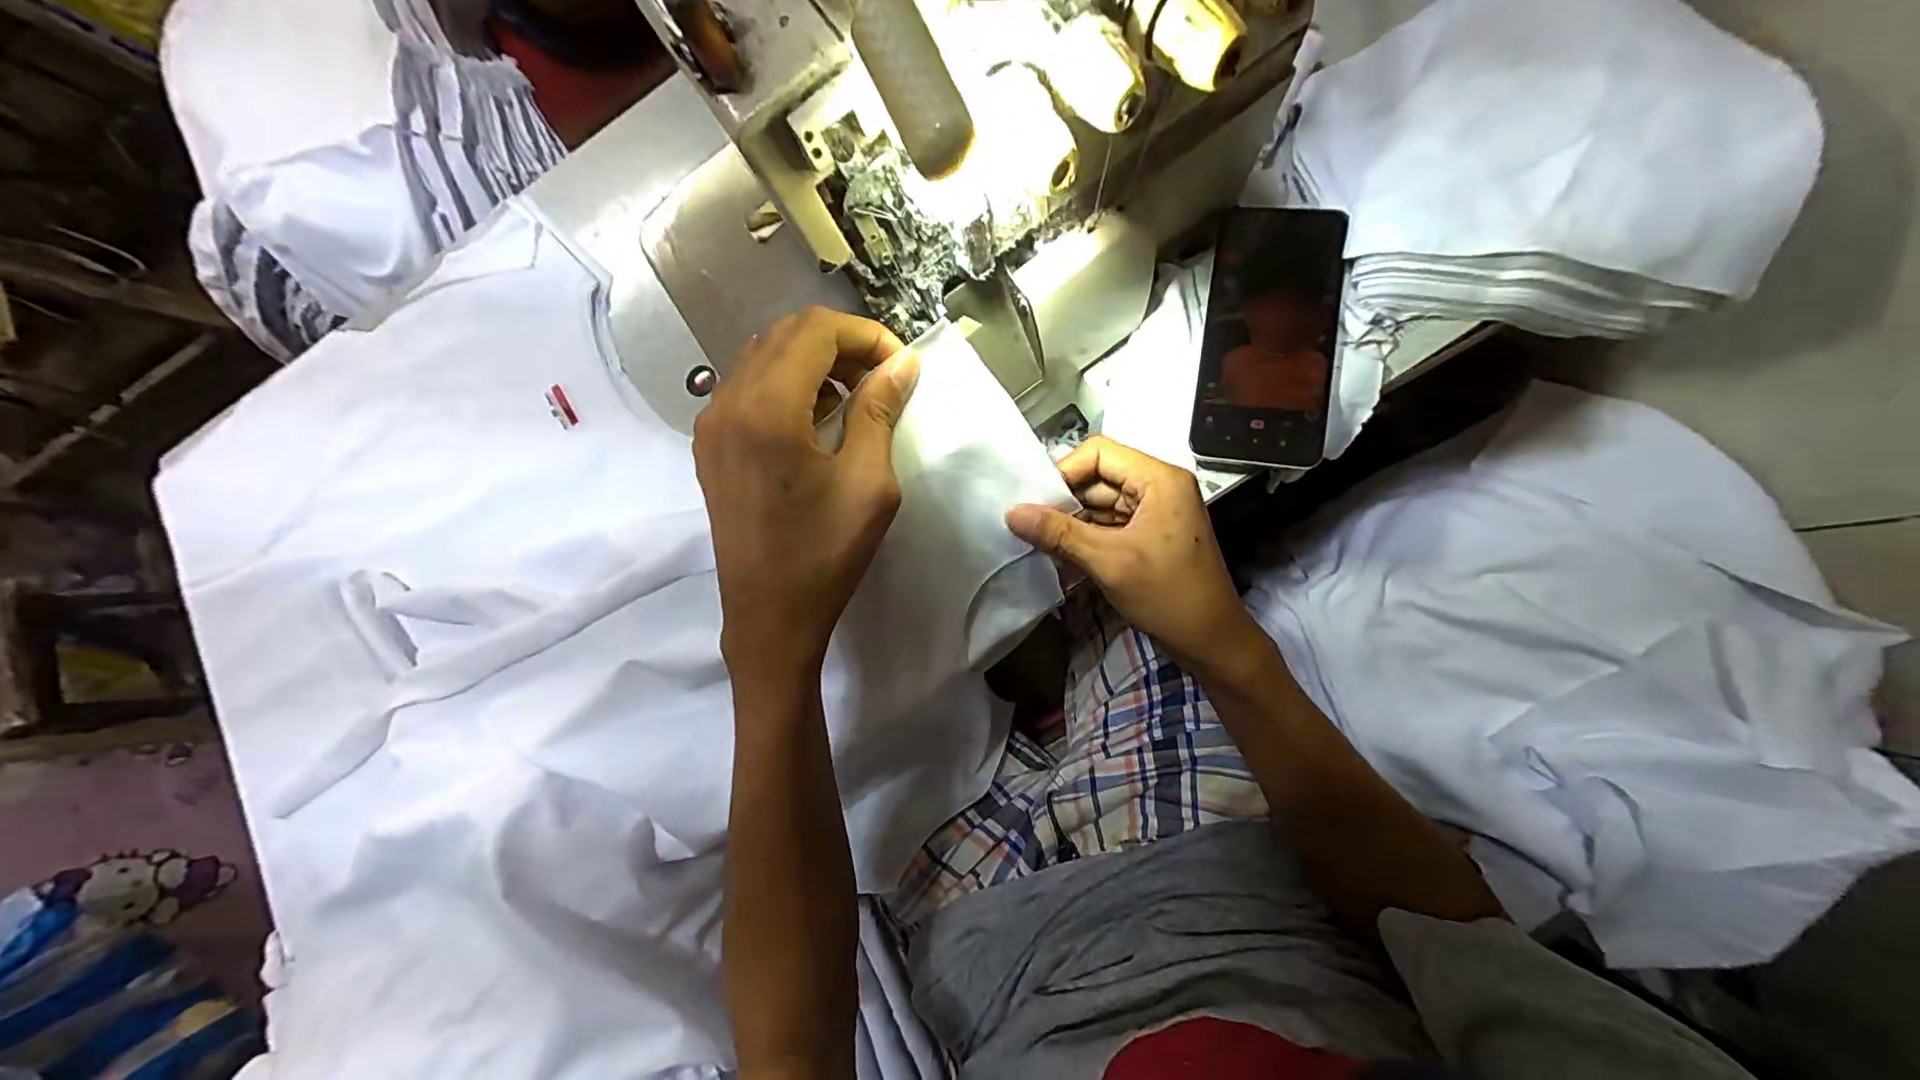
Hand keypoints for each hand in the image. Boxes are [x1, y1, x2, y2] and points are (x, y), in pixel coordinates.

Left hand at [694, 308, 918, 679]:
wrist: (768, 616)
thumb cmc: (825, 554)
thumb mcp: (868, 482)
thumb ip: (879, 410)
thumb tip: (901, 363)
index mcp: (767, 408)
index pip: (816, 330)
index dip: (865, 334)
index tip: (899, 364)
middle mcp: (727, 402)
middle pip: (786, 334)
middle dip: (840, 343)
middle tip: (882, 377)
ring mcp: (711, 423)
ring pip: (763, 356)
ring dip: (813, 361)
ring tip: (854, 395)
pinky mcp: (710, 445)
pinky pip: (747, 387)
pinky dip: (786, 383)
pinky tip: (816, 417)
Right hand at [1006, 437, 1264, 677]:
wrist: (1212, 641)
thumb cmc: (1167, 595)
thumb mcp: (1109, 561)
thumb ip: (1059, 533)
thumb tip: (1011, 513)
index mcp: (1159, 479)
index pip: (1099, 453)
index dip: (1064, 473)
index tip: (1036, 503)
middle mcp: (1159, 486)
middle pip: (1098, 477)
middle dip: (1064, 501)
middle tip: (1031, 525)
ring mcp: (1155, 511)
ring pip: (1100, 503)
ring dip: (1072, 522)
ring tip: (1040, 542)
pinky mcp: (1149, 535)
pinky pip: (1109, 524)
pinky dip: (1086, 537)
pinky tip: (1060, 554)